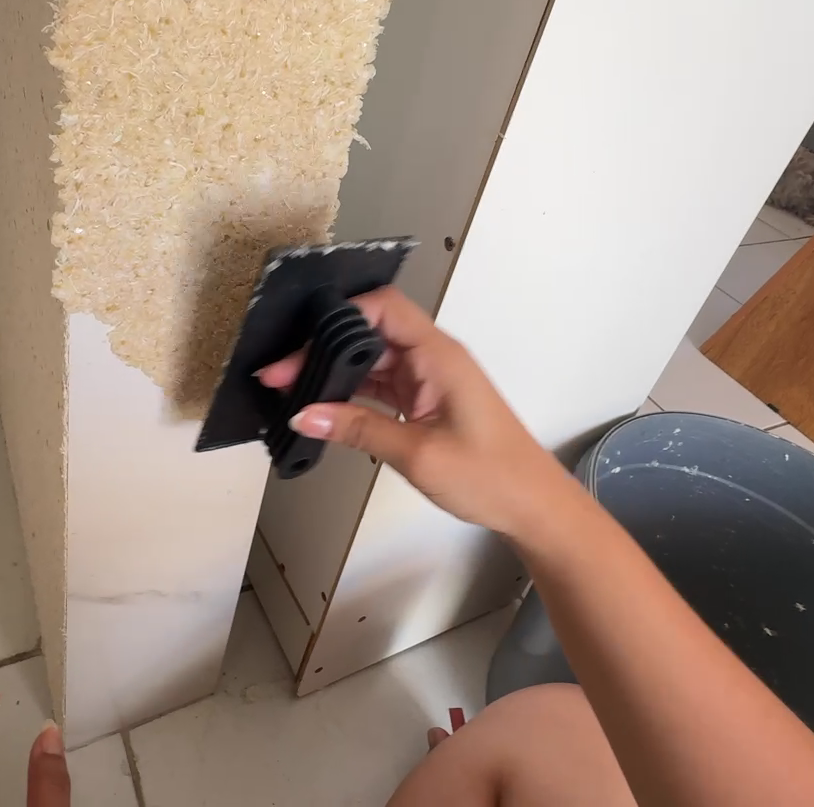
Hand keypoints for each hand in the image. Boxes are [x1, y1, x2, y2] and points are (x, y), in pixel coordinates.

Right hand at [257, 286, 581, 536]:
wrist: (533, 506)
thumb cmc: (490, 476)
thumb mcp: (417, 453)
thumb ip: (357, 429)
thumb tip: (304, 416)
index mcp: (438, 354)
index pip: (382, 307)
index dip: (339, 315)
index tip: (300, 341)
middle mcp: (431, 357)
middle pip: (369, 333)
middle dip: (323, 349)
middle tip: (281, 374)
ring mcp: (427, 378)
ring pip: (371, 360)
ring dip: (334, 373)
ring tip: (291, 389)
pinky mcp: (424, 400)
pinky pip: (380, 385)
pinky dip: (351, 394)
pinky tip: (323, 407)